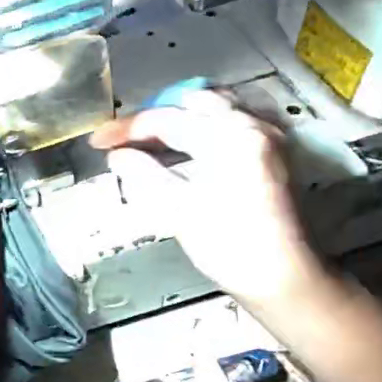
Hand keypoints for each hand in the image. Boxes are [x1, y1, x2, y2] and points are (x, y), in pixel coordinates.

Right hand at [91, 89, 325, 307]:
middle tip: (126, 140)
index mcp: (230, 135)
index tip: (98, 140)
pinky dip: (206, 127)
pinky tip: (188, 146)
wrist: (282, 278)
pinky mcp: (272, 153)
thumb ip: (144, 173)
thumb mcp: (179, 209)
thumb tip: (117, 155)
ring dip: (182, 118)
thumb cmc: (229, 245)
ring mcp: (268, 137)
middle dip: (156, 118)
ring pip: (217, 108)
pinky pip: (234, 123)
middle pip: (194, 104)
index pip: (169, 119)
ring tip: (152, 141)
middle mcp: (253, 124)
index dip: (128, 129)